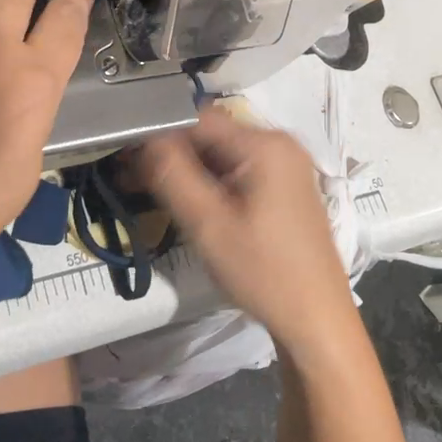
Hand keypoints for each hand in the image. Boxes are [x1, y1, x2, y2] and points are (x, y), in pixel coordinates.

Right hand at [140, 107, 356, 353]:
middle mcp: (279, 143)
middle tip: (128, 177)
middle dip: (167, 153)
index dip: (155, 132)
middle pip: (208, 134)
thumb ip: (171, 174)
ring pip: (219, 153)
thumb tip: (143, 140)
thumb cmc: (264, 274)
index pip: (194, 119)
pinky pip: (235, 169)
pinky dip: (207, 180)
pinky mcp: (283, 185)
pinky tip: (182, 200)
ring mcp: (285, 164)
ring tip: (146, 188)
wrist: (318, 323)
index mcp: (265, 144)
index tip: (123, 155)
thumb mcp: (207, 224)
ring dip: (184, 168)